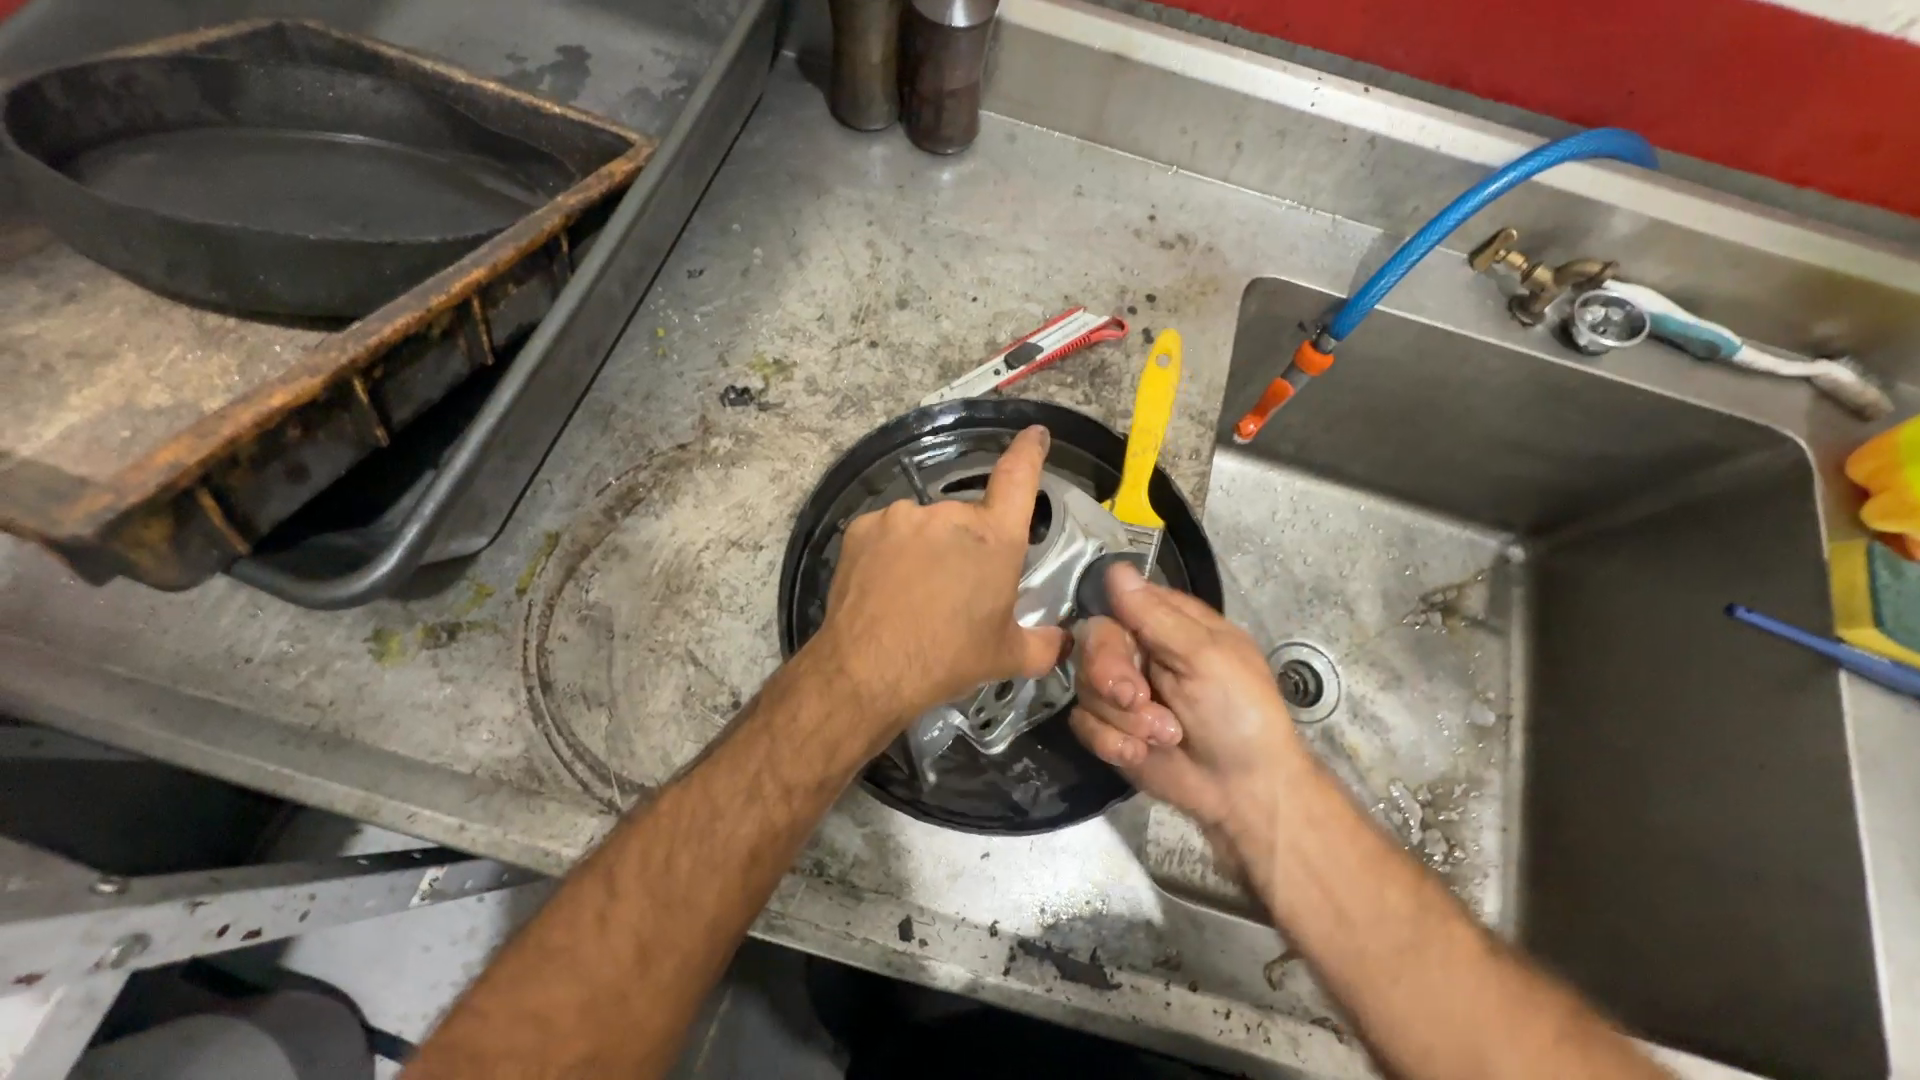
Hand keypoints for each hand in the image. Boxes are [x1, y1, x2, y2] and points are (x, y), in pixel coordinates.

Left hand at [810, 425, 1068, 739]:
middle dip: (967, 548)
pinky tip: (885, 587)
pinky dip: (891, 553)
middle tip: (956, 592)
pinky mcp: (863, 526)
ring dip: (927, 549)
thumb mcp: (1007, 657)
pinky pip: (888, 533)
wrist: (867, 670)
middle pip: (968, 520)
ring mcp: (903, 515)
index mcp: (995, 538)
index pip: (1019, 477)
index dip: (1029, 452)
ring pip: (925, 527)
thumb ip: (1046, 644)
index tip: (1034, 435)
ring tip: (914, 594)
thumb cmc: (946, 660)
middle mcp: (950, 514)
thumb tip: (1064, 642)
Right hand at [1069, 561, 1304, 834]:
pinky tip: (1140, 754)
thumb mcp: (1206, 657)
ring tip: (1166, 736)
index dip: (1111, 630)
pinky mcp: (1110, 731)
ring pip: (1085, 689)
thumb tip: (1115, 568)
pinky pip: (1083, 725)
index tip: (1128, 652)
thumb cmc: (1241, 713)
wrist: (1244, 792)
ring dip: (1123, 719)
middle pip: (1091, 647)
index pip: (1114, 605)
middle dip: (1110, 679)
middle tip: (1137, 700)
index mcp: (1166, 624)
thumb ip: (1155, 616)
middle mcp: (1140, 652)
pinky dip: (1112, 743)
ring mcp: (1122, 694)